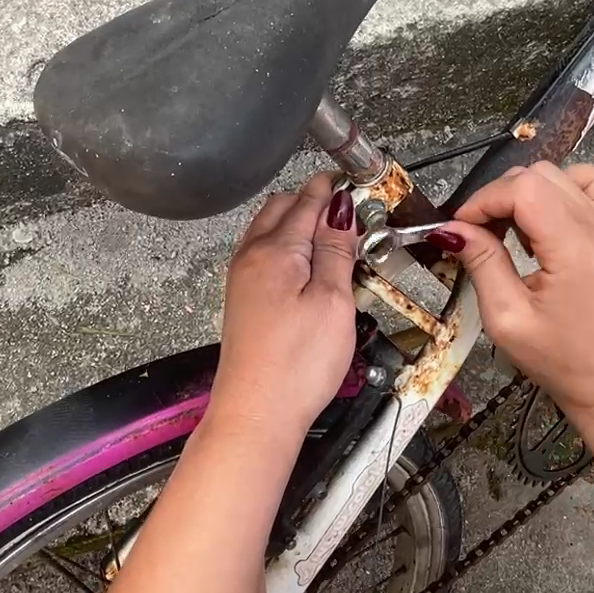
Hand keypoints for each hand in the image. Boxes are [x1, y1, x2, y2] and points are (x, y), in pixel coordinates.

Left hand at [211, 172, 359, 435]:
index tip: (351, 179)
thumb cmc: (298, 363)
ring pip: (268, 228)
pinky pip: (261, 251)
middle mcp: (251, 255)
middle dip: (312, 199)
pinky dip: (284, 242)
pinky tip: (303, 260)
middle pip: (281, 208)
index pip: (307, 203)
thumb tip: (342, 210)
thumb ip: (337, 251)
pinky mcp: (242, 298)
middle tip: (347, 206)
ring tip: (329, 230)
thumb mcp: (333, 302)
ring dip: (295, 220)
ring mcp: (242, 277)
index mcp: (275, 250)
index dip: (332, 188)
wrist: (256, 413)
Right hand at [431, 163, 593, 418]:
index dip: (484, 200)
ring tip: (510, 228)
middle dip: (498, 196)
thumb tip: (451, 228)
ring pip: (559, 174)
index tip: (461, 228)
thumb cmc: (557, 358)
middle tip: (479, 233)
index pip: (524, 190)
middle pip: (538, 175)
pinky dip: (562, 185)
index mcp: (574, 251)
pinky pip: (592, 183)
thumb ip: (482, 264)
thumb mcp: (507, 318)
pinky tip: (544, 214)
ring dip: (524, 192)